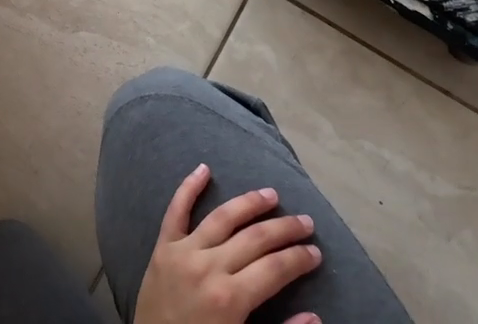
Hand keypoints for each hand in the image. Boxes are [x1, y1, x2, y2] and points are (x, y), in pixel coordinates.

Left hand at [134, 163, 322, 323]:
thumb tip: (315, 316)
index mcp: (231, 298)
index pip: (275, 268)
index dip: (299, 259)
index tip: (316, 253)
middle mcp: (208, 267)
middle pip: (254, 239)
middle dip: (284, 229)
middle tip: (306, 222)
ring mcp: (183, 253)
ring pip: (222, 218)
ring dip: (249, 203)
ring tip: (271, 194)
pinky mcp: (162, 249)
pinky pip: (175, 212)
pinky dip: (188, 188)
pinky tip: (203, 169)